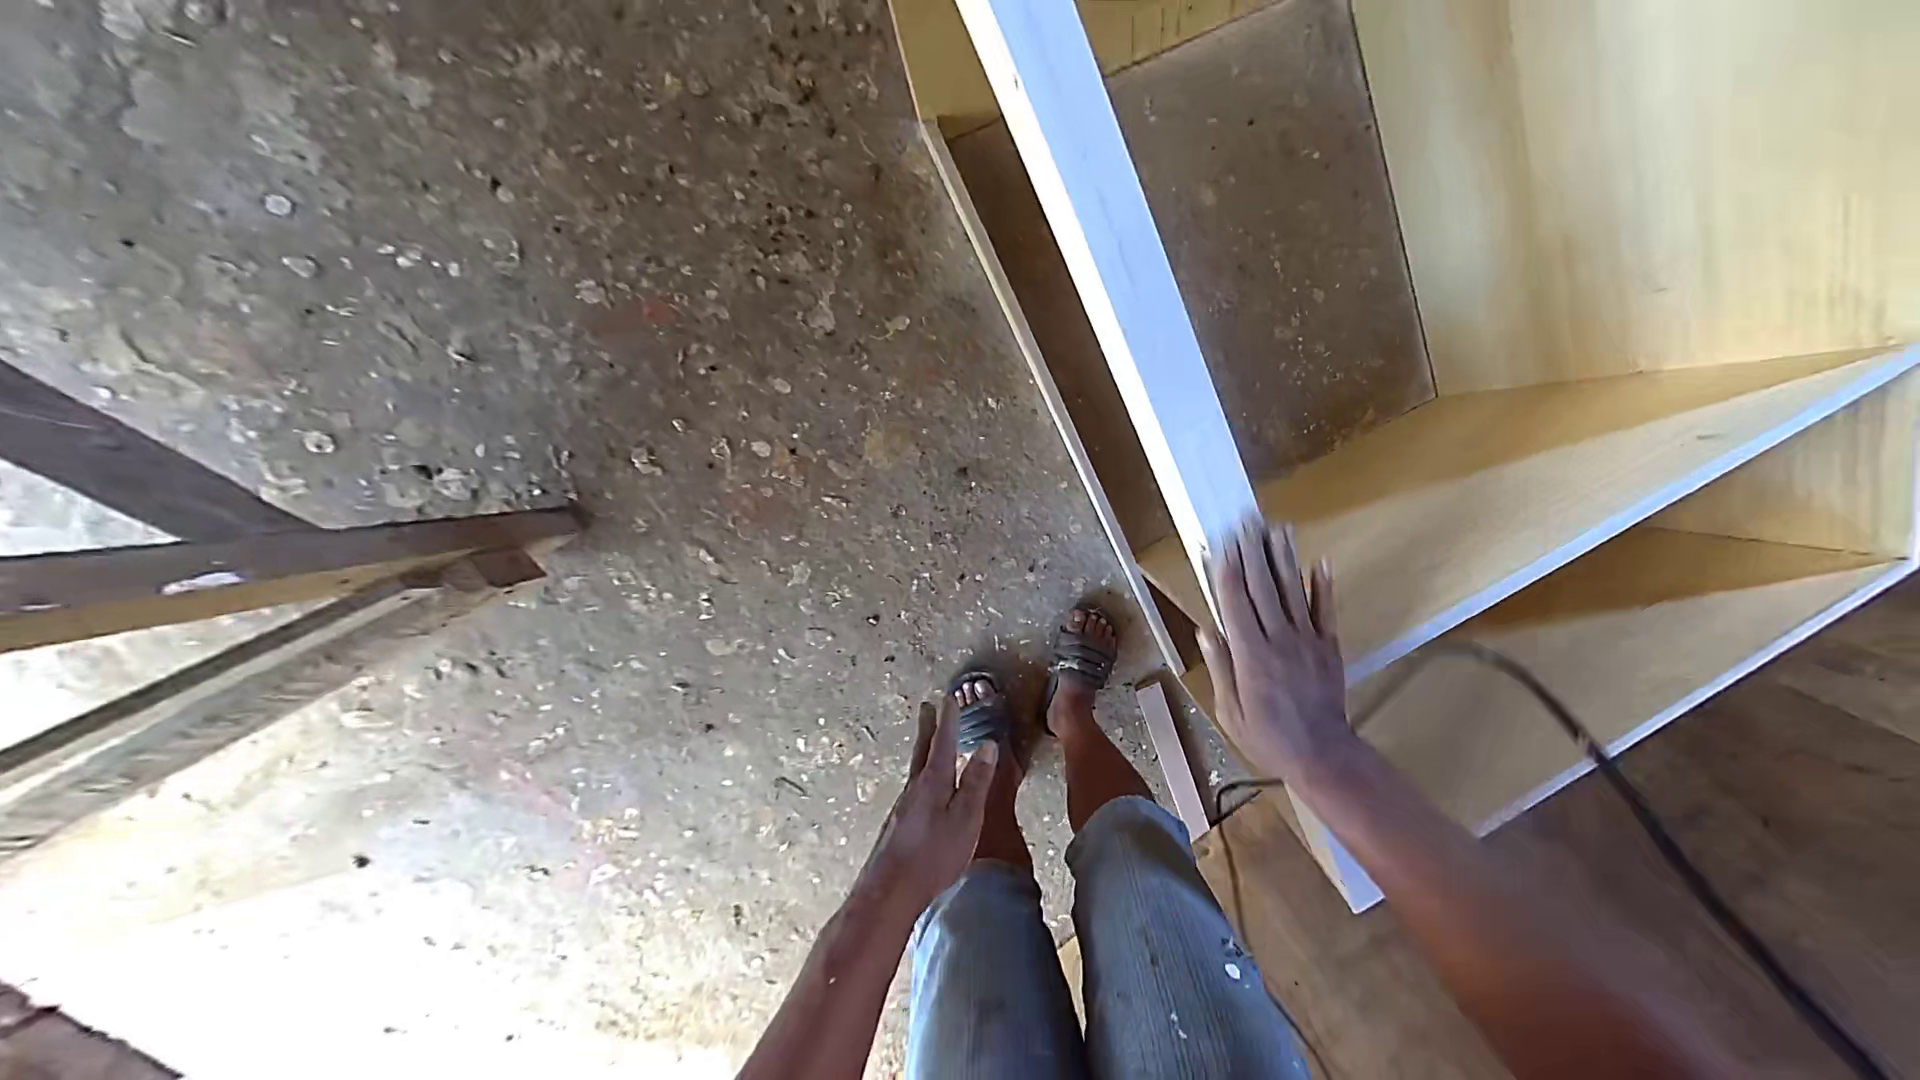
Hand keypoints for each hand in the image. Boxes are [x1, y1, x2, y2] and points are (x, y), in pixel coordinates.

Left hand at [852, 696, 997, 916]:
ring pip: (916, 768)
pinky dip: (921, 774)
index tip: (948, 698)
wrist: (889, 892)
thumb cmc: (933, 856)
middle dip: (928, 727)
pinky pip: (914, 788)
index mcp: (933, 782)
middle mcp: (914, 788)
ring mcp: (903, 806)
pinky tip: (923, 787)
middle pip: (923, 750)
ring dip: (923, 749)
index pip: (943, 743)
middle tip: (927, 707)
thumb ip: (975, 782)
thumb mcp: (965, 818)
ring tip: (927, 740)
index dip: (948, 720)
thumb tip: (986, 746)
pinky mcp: (898, 824)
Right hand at [1197, 517, 1354, 780]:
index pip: (1236, 603)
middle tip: (1247, 523)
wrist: (1323, 756)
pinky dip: (1323, 585)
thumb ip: (1221, 667)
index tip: (1223, 544)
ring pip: (1293, 591)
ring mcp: (1308, 641)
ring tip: (1279, 528)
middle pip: (1263, 588)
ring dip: (1284, 558)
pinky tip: (1321, 561)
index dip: (1228, 571)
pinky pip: (1326, 611)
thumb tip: (1207, 628)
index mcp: (1251, 655)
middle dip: (1253, 553)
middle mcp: (1280, 640)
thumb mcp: (1230, 710)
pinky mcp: (1330, 647)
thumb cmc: (1267, 737)